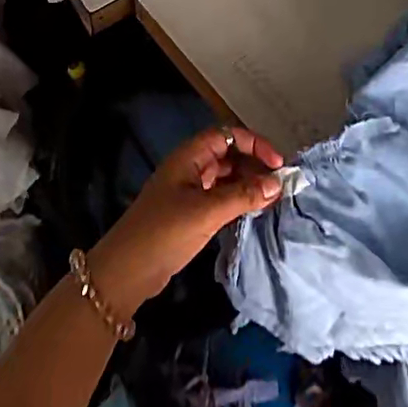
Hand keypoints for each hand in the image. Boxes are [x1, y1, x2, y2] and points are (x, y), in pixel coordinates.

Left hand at [85, 126, 283, 317]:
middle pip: (229, 154)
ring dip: (249, 183)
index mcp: (189, 156)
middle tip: (280, 184)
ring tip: (273, 198)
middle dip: (255, 164)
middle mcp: (190, 167)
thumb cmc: (164, 232)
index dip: (254, 143)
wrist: (127, 271)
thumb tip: (278, 183)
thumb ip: (243, 196)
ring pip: (226, 176)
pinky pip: (221, 196)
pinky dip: (239, 199)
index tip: (278, 164)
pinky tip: (255, 211)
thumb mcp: (206, 212)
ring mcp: (190, 190)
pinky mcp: (191, 212)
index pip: (228, 135)